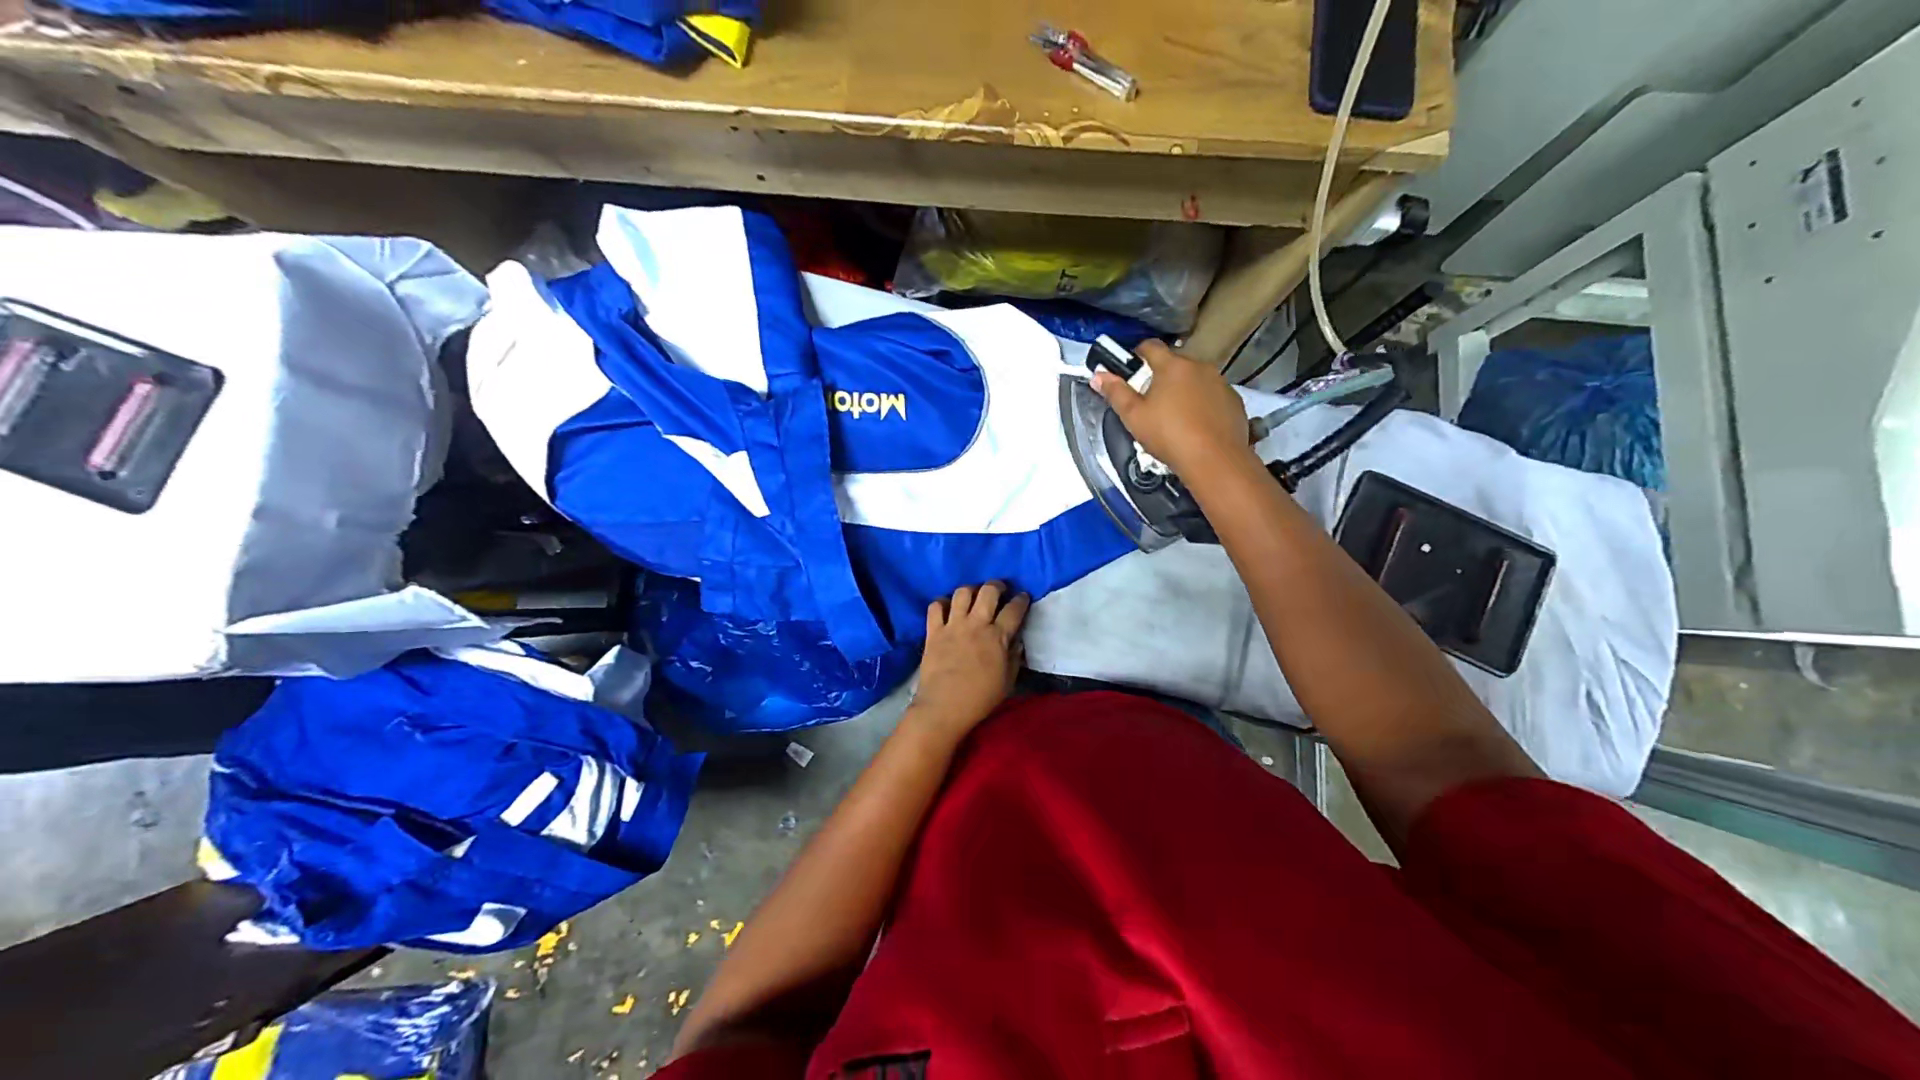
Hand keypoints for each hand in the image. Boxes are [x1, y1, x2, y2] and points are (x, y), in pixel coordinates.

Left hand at [910, 582, 1030, 735]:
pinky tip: (947, 608)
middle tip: (999, 589)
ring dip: (971, 590)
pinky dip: (942, 603)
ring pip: (962, 593)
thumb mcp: (1008, 681)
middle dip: (997, 585)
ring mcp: (953, 625)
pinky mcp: (933, 631)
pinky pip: (935, 607)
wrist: (944, 707)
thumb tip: (1017, 640)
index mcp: (997, 636)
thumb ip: (1014, 657)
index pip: (1014, 609)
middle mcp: (976, 624)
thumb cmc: (980, 698)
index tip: (1022, 597)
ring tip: (973, 595)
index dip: (1021, 600)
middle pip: (988, 591)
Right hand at [1090, 340, 1256, 478]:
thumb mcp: (1134, 417)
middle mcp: (1199, 366)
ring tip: (1175, 414)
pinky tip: (1197, 424)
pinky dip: (1203, 403)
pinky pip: (1213, 395)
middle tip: (1150, 399)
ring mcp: (1221, 382)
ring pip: (1196, 379)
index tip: (1130, 367)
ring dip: (1184, 389)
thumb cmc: (1169, 435)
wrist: (1215, 460)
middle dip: (1161, 375)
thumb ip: (1116, 393)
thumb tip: (1098, 375)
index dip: (1137, 353)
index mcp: (1172, 366)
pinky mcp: (1234, 400)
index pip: (1151, 346)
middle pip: (1175, 363)